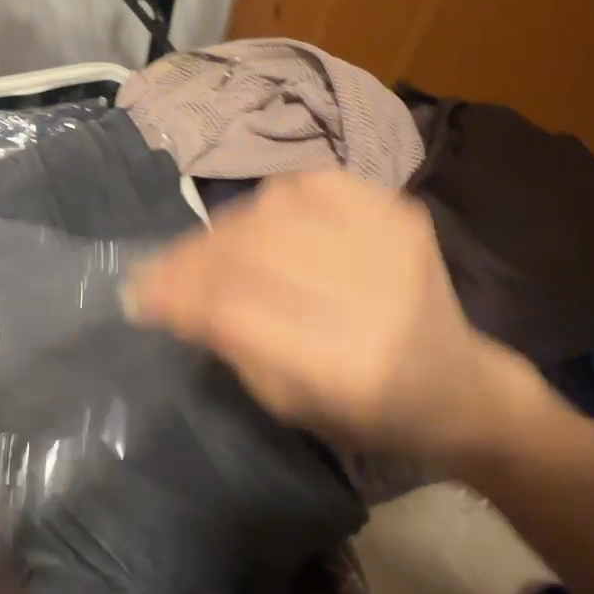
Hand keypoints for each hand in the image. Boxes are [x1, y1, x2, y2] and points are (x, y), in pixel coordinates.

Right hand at [127, 170, 538, 465]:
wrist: (457, 385)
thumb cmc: (363, 411)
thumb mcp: (286, 402)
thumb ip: (227, 343)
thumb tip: (164, 292)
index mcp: (343, 366)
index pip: (234, 310)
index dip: (177, 293)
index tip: (137, 292)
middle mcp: (369, 297)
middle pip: (249, 253)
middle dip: (189, 259)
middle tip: (158, 269)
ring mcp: (387, 244)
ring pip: (270, 212)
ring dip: (222, 231)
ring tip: (207, 250)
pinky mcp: (395, 212)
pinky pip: (308, 183)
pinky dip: (271, 199)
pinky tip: (262, 221)